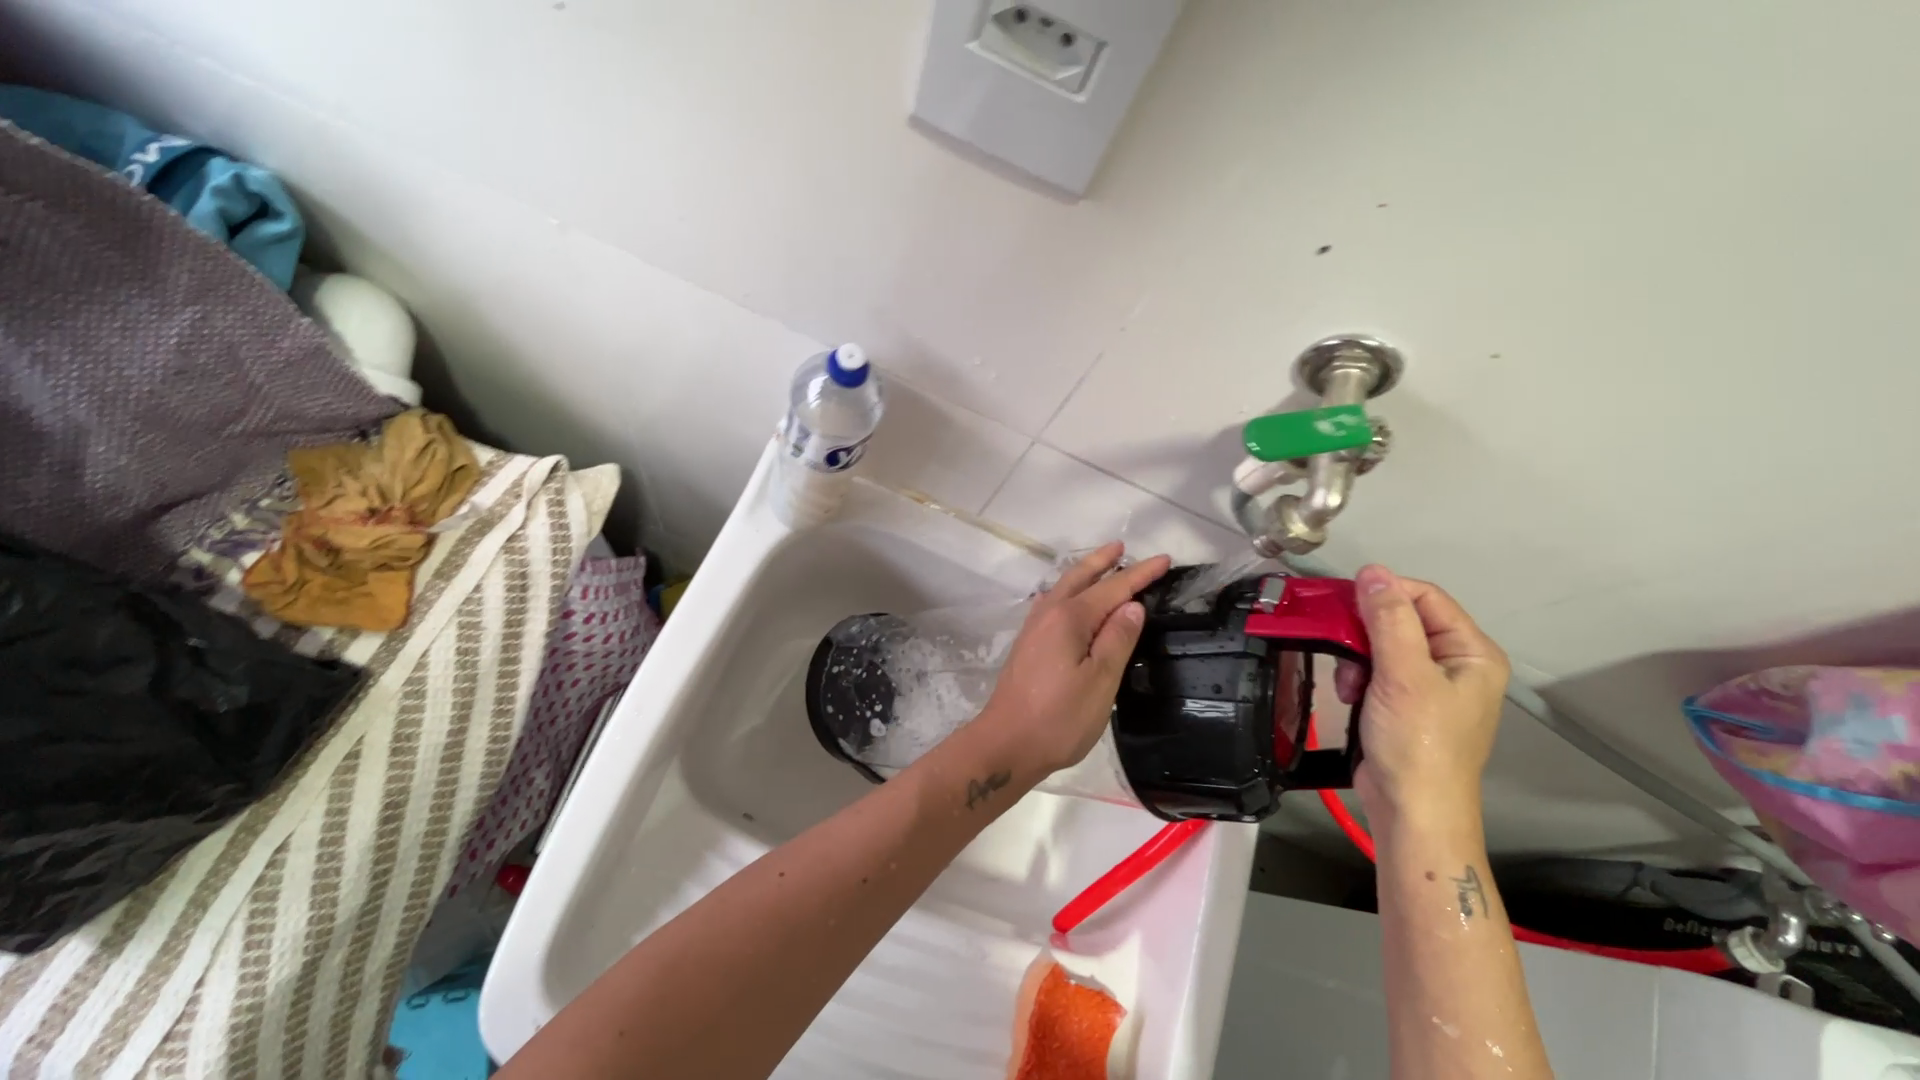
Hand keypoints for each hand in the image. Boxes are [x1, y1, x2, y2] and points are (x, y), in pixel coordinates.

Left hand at [974, 543, 1171, 776]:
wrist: (1006, 744)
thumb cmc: (1059, 718)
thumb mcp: (1100, 681)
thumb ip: (1117, 640)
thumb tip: (1132, 606)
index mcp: (1069, 618)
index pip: (1113, 588)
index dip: (1140, 575)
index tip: (1165, 560)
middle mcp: (1048, 614)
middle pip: (1080, 578)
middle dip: (1103, 562)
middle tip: (1123, 547)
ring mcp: (1034, 629)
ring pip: (1064, 589)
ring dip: (1085, 574)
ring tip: (1104, 566)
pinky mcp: (1028, 645)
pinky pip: (1054, 604)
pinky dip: (1071, 593)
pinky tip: (1073, 602)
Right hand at [1338, 565, 1509, 823]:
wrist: (1411, 811)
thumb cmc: (1416, 742)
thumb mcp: (1403, 675)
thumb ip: (1388, 619)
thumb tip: (1372, 571)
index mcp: (1472, 652)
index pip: (1426, 597)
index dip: (1384, 592)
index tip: (1341, 601)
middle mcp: (1456, 664)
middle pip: (1402, 620)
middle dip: (1365, 633)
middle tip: (1342, 649)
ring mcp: (1430, 686)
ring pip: (1382, 645)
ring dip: (1357, 658)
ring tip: (1348, 685)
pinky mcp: (1405, 705)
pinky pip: (1377, 671)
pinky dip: (1358, 678)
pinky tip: (1350, 697)